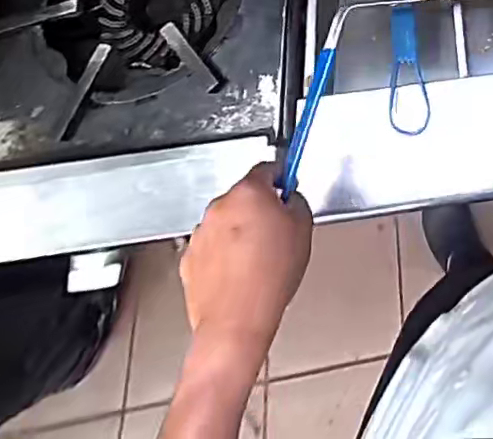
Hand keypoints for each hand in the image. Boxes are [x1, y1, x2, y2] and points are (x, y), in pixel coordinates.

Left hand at [179, 163, 312, 353]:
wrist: (236, 324)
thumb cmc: (268, 280)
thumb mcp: (303, 231)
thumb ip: (297, 203)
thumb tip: (292, 200)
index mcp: (249, 192)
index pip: (266, 168)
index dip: (281, 177)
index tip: (286, 182)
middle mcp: (220, 206)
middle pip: (244, 196)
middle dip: (259, 210)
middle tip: (277, 232)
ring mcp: (202, 231)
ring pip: (226, 222)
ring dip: (240, 233)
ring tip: (258, 261)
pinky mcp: (190, 257)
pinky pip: (211, 247)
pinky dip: (223, 255)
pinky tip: (240, 274)